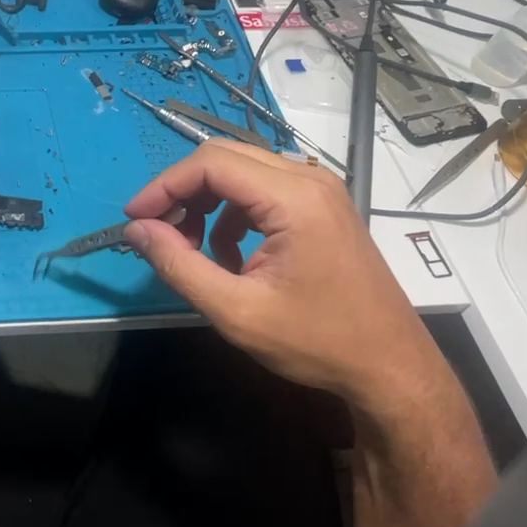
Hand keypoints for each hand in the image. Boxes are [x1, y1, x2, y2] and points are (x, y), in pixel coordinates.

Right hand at [123, 140, 440, 408]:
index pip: (210, 163)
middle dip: (182, 191)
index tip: (134, 218)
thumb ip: (179, 266)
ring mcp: (320, 190)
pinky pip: (261, 188)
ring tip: (191, 248)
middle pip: (224, 157)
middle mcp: (309, 180)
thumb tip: (136, 230)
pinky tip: (230, 255)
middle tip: (156, 230)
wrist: (391, 369)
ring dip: (205, 201)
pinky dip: (232, 212)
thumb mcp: (237, 312)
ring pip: (241, 170)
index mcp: (294, 199)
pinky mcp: (322, 205)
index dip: (164, 185)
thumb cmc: (316, 342)